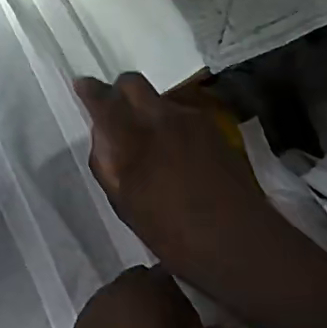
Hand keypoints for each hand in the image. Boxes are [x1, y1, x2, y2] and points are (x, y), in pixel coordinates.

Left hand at [20, 265, 246, 327]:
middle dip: (178, 308)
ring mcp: (102, 297)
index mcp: (154, 288)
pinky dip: (131, 324)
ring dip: (152, 316)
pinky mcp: (86, 317)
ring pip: (138, 296)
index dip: (203, 300)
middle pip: (160, 285)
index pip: (185, 275)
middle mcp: (126, 283)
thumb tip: (242, 326)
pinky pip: (118, 309)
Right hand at [71, 74, 280, 279]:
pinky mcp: (214, 130)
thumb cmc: (175, 234)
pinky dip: (171, 123)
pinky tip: (177, 153)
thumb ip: (106, 165)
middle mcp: (160, 117)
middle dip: (119, 90)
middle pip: (132, 82)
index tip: (81, 86)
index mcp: (132, 137)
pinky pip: (181, 114)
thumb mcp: (126, 206)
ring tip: (150, 142)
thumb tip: (101, 137)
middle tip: (116, 113)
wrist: (244, 245)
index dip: (88, 89)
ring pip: (158, 98)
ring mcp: (191, 120)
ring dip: (147, 109)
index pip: (102, 98)